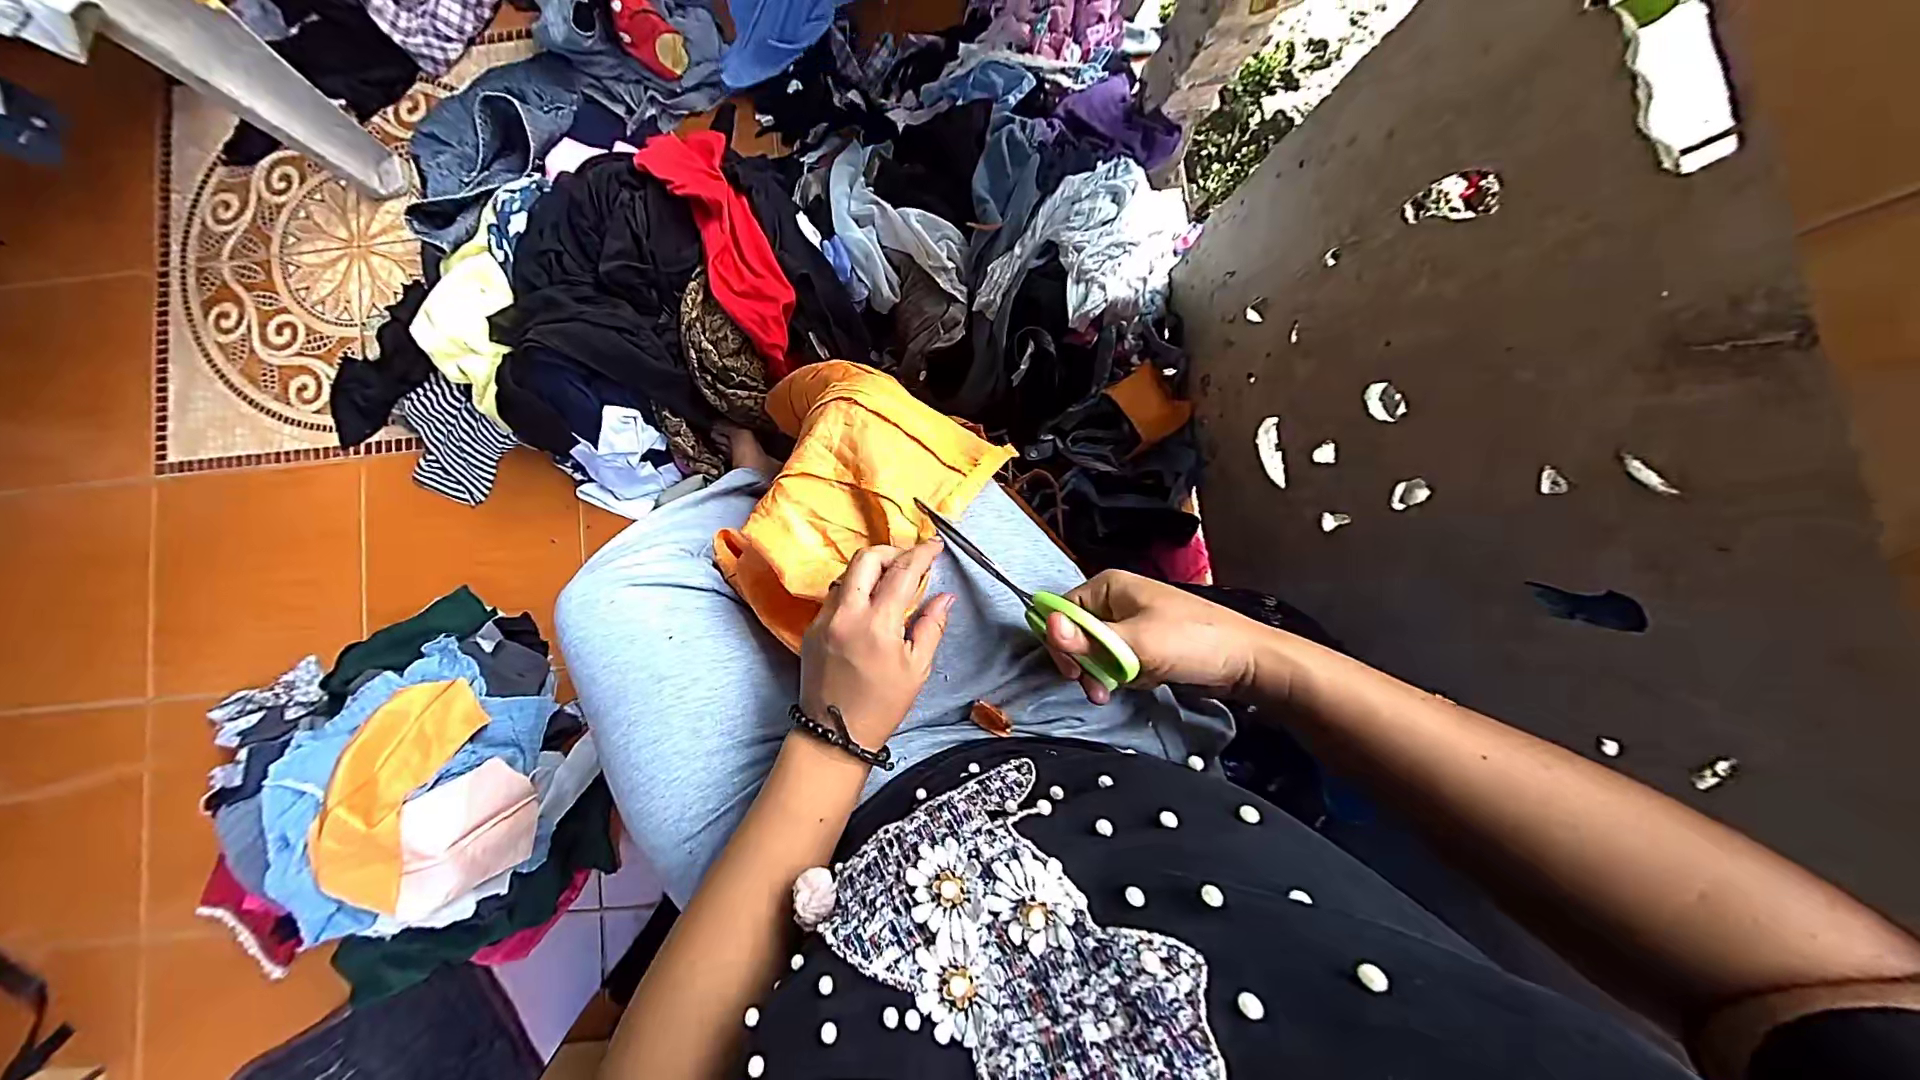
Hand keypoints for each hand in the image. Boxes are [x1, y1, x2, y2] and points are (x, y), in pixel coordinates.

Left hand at [799, 541, 954, 748]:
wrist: (835, 733)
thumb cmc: (882, 704)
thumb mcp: (917, 668)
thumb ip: (932, 626)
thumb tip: (944, 597)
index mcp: (877, 624)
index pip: (902, 572)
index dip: (922, 553)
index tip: (935, 546)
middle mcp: (846, 614)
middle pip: (867, 558)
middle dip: (892, 551)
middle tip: (911, 561)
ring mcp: (824, 619)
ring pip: (848, 574)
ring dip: (872, 569)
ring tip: (892, 581)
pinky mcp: (812, 628)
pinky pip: (836, 595)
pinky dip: (856, 589)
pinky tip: (870, 604)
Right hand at [1044, 570, 1267, 704]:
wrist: (1247, 662)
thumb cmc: (1194, 642)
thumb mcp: (1135, 643)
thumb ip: (1089, 639)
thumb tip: (1046, 625)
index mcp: (1109, 586)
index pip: (1061, 610)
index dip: (1061, 641)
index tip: (1073, 669)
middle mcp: (1115, 600)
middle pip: (1076, 633)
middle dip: (1085, 662)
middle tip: (1099, 686)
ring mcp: (1130, 621)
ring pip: (1095, 651)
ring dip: (1103, 673)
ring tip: (1118, 688)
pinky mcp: (1144, 642)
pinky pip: (1117, 660)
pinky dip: (1122, 675)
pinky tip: (1140, 681)